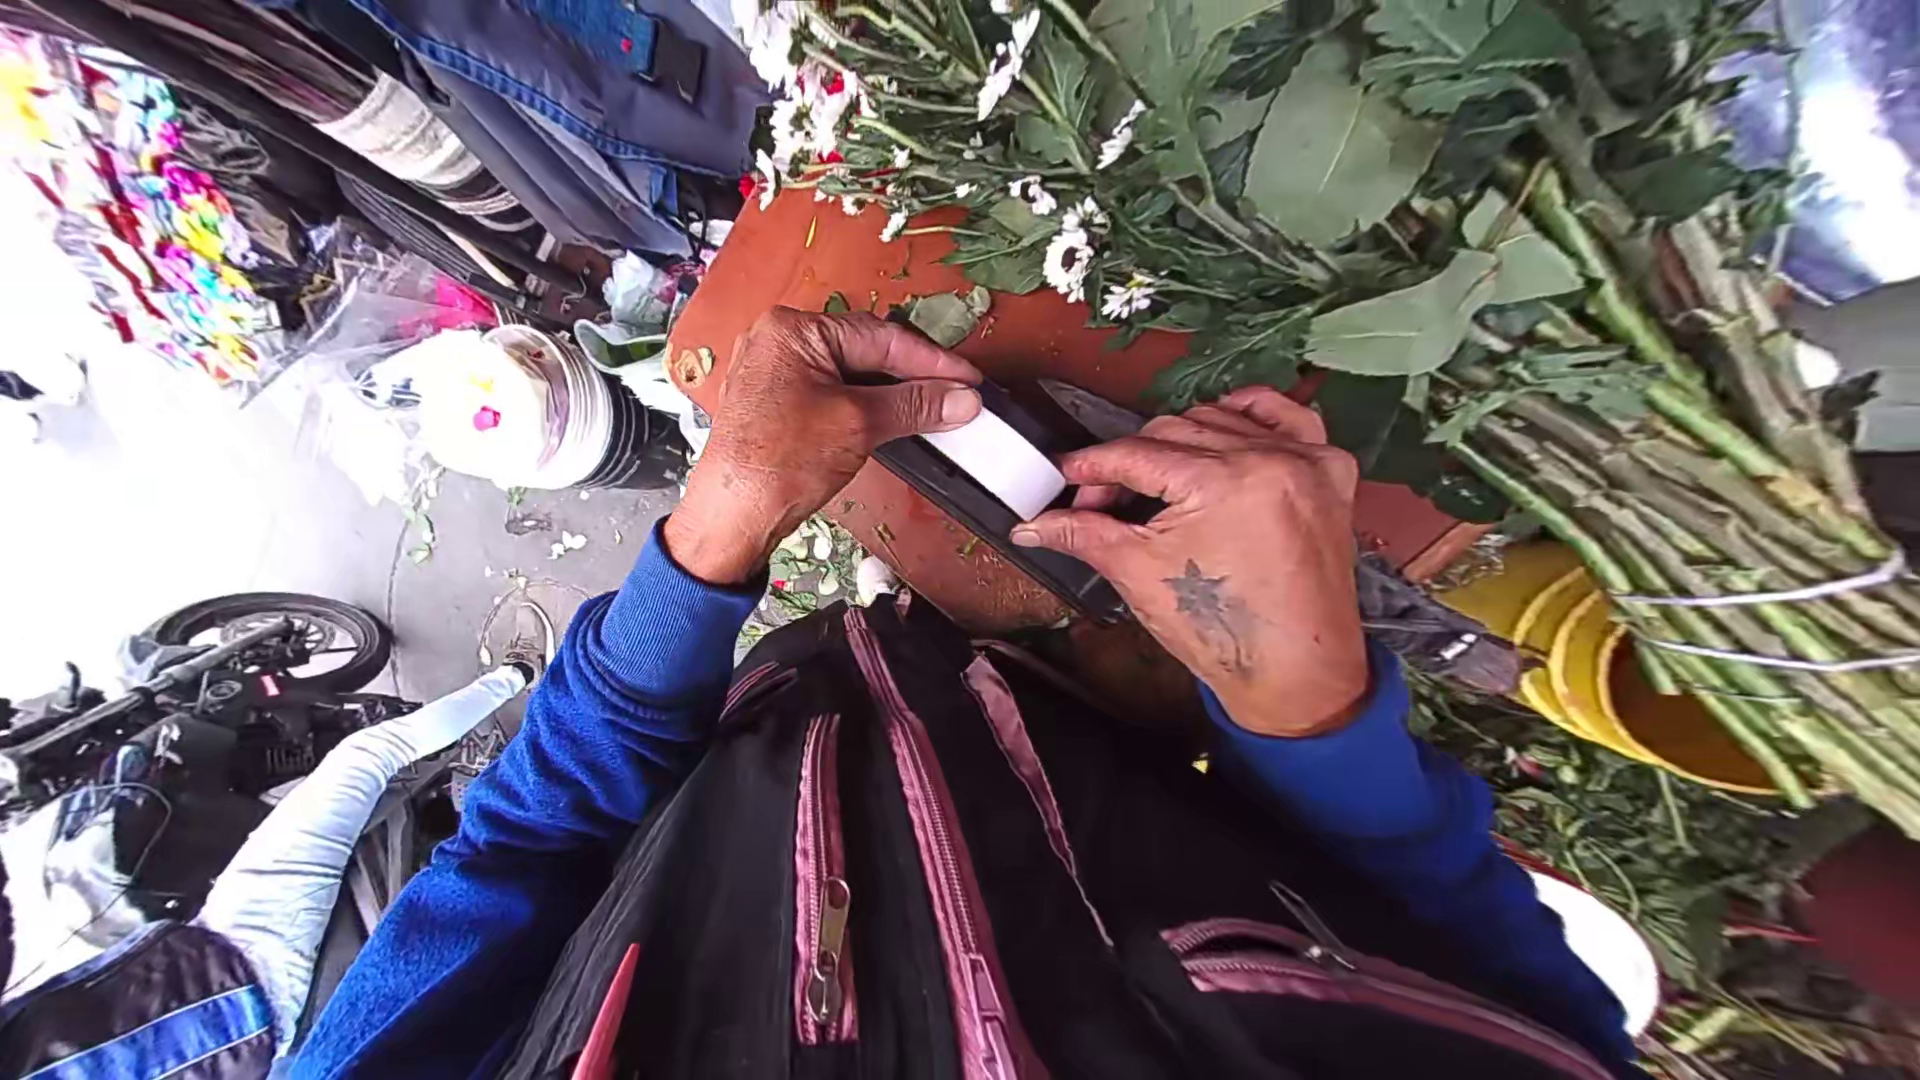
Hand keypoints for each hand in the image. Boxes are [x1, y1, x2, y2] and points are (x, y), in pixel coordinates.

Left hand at [664, 307, 981, 583]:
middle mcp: (781, 340)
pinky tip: (893, 417)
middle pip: (867, 351)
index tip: (969, 380)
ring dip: (893, 392)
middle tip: (956, 394)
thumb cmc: (782, 461)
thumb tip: (963, 398)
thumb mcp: (858, 424)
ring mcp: (777, 371)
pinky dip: (868, 405)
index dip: (932, 361)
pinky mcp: (780, 402)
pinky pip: (836, 392)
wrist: (735, 515)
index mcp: (793, 329)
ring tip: (933, 407)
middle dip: (914, 375)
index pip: (881, 338)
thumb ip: (915, 405)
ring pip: (853, 374)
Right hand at [1010, 387, 1367, 736]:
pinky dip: (1245, 416)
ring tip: (1154, 482)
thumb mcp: (1137, 573)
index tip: (1065, 476)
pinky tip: (1220, 429)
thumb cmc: (1220, 631)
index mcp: (1224, 482)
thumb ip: (1081, 533)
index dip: (1090, 467)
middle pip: (1170, 432)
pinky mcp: (1328, 471)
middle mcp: (1270, 458)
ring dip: (1176, 442)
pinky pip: (1284, 415)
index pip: (1135, 455)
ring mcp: (1306, 460)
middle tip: (1101, 501)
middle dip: (1126, 463)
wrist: (1295, 673)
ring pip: (1216, 419)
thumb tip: (1032, 524)